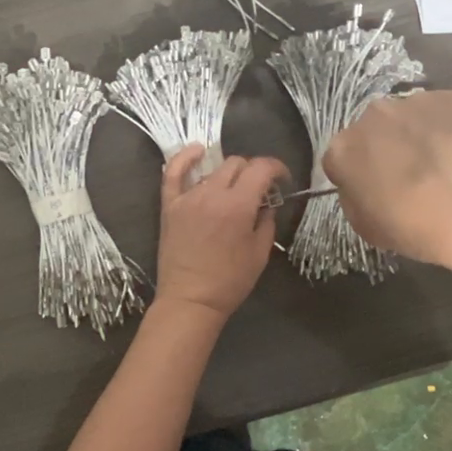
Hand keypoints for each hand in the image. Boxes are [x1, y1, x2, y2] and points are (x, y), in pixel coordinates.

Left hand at [154, 145, 288, 320]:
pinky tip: (196, 151)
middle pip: (236, 164)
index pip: (261, 168)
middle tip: (258, 190)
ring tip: (233, 189)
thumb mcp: (259, 252)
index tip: (282, 179)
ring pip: (211, 170)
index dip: (276, 168)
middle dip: (253, 171)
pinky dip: (184, 158)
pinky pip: (173, 173)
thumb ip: (266, 221)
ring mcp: (187, 198)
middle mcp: (212, 194)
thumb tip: (266, 204)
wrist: (190, 300)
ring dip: (227, 174)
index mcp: (238, 205)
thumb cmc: (230, 281)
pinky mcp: (169, 206)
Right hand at [321, 90, 451, 276]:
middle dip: (386, 150)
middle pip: (373, 132)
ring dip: (419, 137)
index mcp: (344, 148)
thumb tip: (363, 185)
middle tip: (413, 178)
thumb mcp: (371, 230)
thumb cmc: (428, 229)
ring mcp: (419, 99)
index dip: (358, 179)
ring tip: (447, 165)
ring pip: (410, 119)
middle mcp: (374, 113)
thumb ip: (355, 199)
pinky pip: (447, 113)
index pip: (339, 160)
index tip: (377, 195)